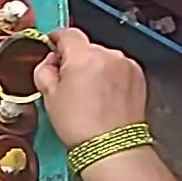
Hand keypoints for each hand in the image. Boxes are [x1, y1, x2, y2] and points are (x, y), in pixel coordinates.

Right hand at [32, 28, 149, 145]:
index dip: (56, 39)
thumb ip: (44, 71)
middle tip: (66, 84)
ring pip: (102, 58)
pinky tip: (101, 98)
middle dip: (75, 61)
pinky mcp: (138, 76)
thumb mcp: (49, 97)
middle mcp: (108, 55)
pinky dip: (108, 77)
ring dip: (93, 69)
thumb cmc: (81, 125)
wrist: (112, 146)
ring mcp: (125, 64)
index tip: (52, 45)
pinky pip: (117, 68)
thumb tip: (48, 62)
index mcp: (84, 56)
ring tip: (86, 96)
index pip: (67, 34)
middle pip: (85, 48)